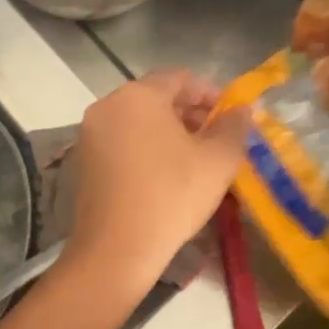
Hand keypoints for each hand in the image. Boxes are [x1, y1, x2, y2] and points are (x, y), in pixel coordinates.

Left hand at [68, 71, 250, 284]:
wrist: (116, 250)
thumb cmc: (172, 196)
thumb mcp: (218, 160)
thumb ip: (234, 126)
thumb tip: (244, 108)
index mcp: (139, 95)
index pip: (181, 78)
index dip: (212, 94)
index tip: (233, 116)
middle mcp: (109, 105)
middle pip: (157, 97)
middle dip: (191, 113)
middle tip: (218, 139)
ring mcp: (91, 133)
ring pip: (139, 120)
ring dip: (169, 131)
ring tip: (197, 158)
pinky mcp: (84, 160)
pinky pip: (122, 141)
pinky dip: (146, 147)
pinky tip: (167, 174)